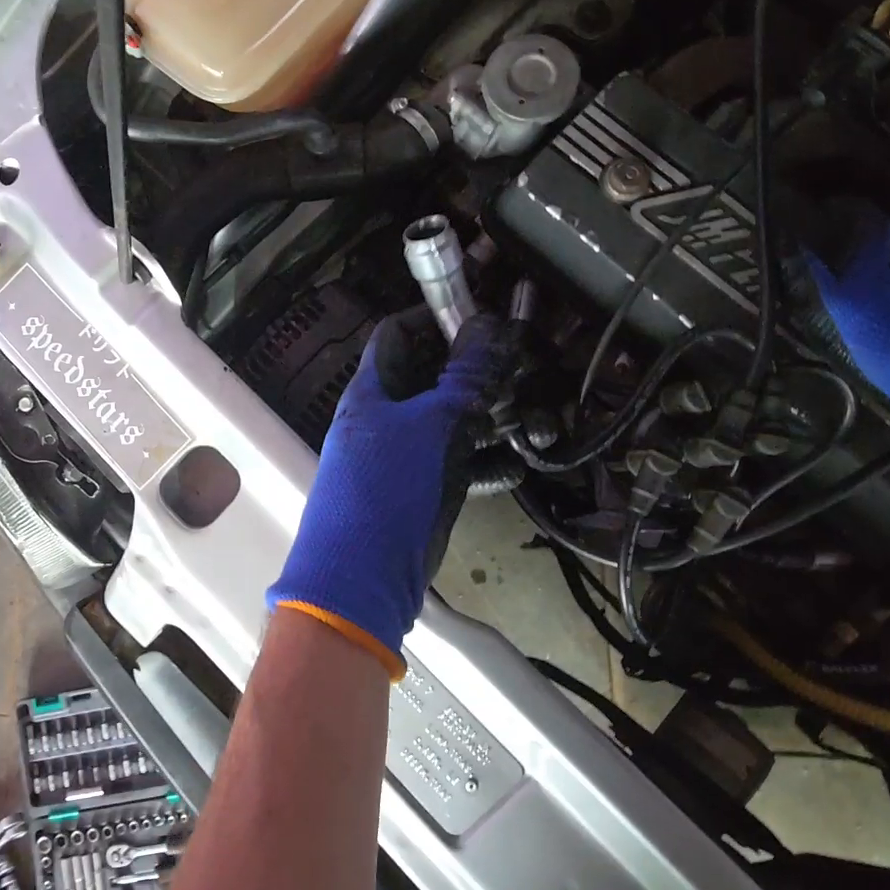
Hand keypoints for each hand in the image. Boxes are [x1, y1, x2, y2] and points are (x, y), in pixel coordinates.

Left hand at [267, 310, 507, 678]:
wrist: (359, 578)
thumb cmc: (385, 489)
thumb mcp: (430, 426)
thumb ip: (464, 377)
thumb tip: (492, 324)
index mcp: (370, 392)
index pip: (398, 333)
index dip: (435, 315)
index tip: (483, 310)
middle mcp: (381, 417)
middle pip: (429, 376)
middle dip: (472, 368)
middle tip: (520, 361)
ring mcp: (399, 455)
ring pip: (446, 420)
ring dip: (485, 414)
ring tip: (530, 407)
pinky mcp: (417, 490)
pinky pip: (454, 462)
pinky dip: (483, 459)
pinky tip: (516, 461)